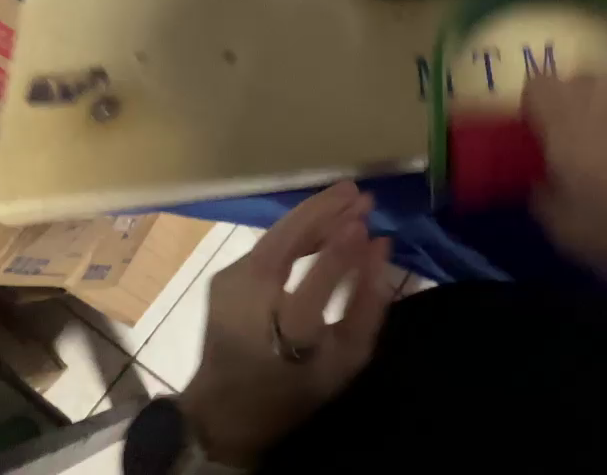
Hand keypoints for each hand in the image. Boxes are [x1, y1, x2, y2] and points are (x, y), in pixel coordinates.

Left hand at [178, 182, 393, 465]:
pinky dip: (298, 226)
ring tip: (349, 197)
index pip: (317, 280)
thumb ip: (368, 304)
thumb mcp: (345, 361)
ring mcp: (231, 284)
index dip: (343, 250)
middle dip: (327, 212)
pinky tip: (321, 218)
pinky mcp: (224, 275)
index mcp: (285, 330)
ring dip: (313, 212)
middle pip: (287, 242)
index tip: (367, 225)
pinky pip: (269, 241)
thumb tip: (382, 246)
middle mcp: (250, 299)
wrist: (224, 411)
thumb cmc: (294, 387)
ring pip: (277, 234)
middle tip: (364, 195)